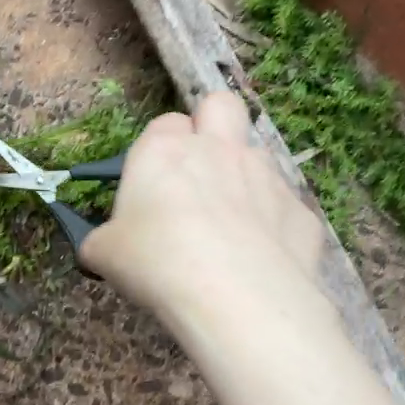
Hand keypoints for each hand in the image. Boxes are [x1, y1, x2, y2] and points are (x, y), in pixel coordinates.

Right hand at [79, 92, 327, 323]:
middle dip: (212, 123)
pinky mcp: (302, 213)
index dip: (158, 147)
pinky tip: (257, 258)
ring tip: (227, 224)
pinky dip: (271, 226)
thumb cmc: (154, 261)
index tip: (150, 179)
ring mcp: (267, 177)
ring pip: (257, 156)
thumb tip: (103, 244)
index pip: (164, 123)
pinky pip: (284, 208)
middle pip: (222, 105)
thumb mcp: (102, 252)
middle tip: (198, 166)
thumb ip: (103, 237)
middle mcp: (218, 150)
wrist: (234, 298)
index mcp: (163, 151)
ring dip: (242, 177)